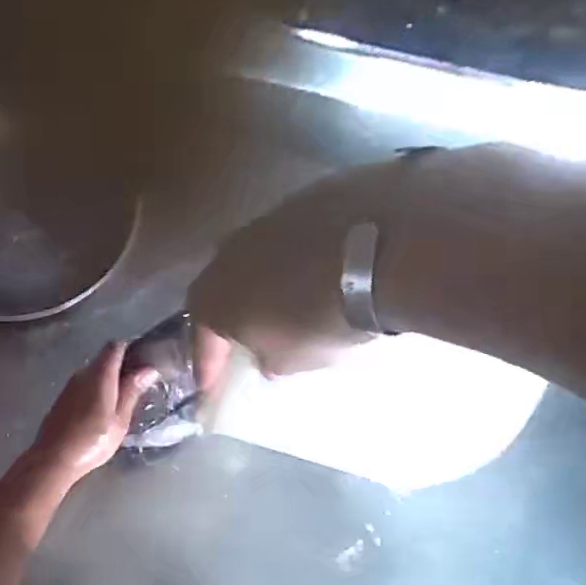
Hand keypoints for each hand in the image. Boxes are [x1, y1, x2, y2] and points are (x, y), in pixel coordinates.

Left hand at [28, 342, 157, 481]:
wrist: (53, 458)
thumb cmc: (93, 441)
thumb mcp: (119, 419)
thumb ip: (131, 391)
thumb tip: (147, 369)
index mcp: (99, 375)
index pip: (115, 347)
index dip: (131, 350)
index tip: (144, 363)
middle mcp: (81, 374)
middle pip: (104, 359)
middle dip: (121, 368)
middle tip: (138, 387)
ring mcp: (69, 386)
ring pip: (93, 374)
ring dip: (107, 381)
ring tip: (122, 401)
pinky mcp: (61, 399)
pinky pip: (83, 386)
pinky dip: (94, 391)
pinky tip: (101, 411)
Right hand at [186, 160, 402, 375]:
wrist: (383, 248)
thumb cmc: (321, 319)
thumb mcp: (290, 360)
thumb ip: (269, 358)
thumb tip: (268, 354)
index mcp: (209, 300)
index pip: (201, 341)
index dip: (208, 365)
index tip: (210, 387)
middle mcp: (224, 256)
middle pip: (225, 291)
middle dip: (236, 314)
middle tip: (253, 335)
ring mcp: (265, 221)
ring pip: (260, 260)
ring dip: (273, 281)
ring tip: (300, 299)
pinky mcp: (309, 197)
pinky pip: (299, 239)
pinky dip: (308, 257)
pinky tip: (333, 270)